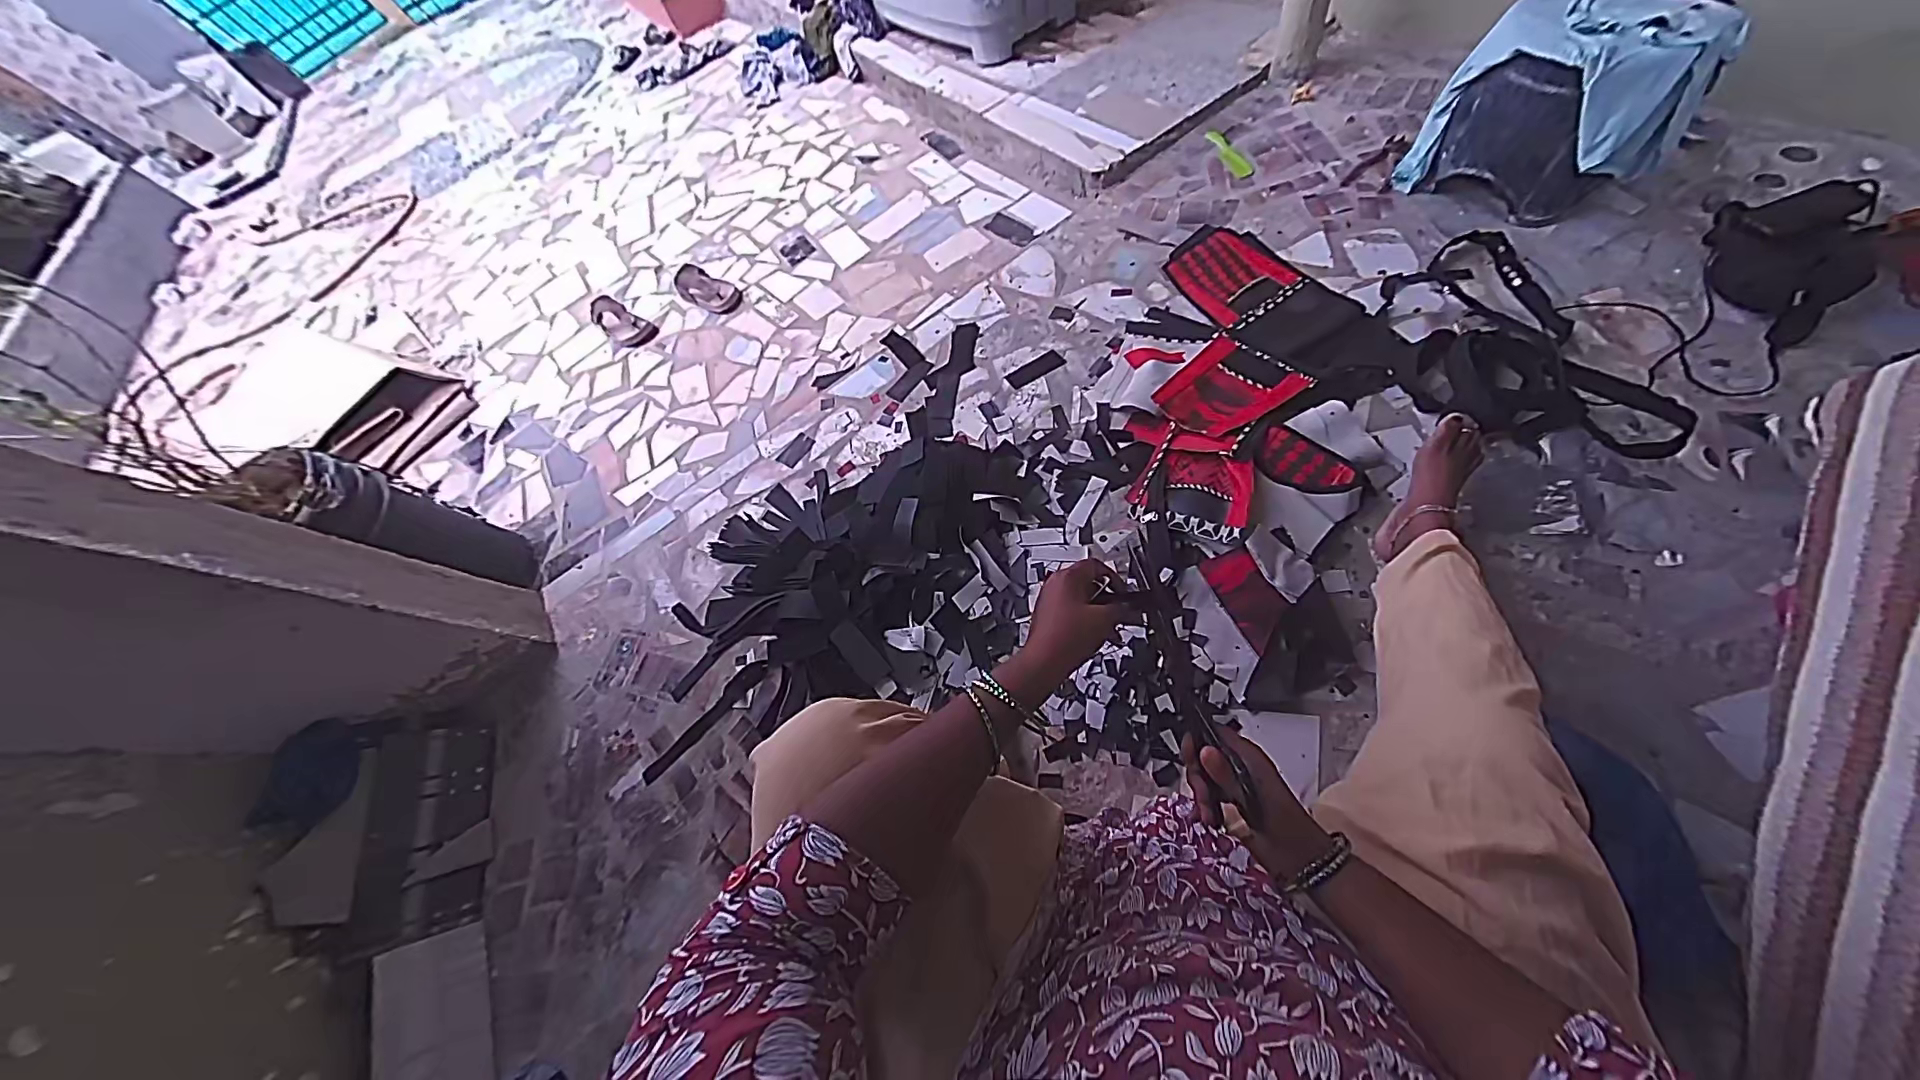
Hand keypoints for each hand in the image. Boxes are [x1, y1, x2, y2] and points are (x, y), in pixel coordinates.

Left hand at [997, 560, 1129, 697]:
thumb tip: (1126, 606)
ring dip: (1098, 612)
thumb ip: (1120, 607)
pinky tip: (1096, 635)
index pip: (1096, 565)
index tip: (1124, 592)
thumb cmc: (1065, 638)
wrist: (1045, 661)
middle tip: (1119, 611)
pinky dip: (1085, 620)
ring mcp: (1049, 600)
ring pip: (1081, 600)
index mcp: (1067, 577)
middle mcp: (1055, 585)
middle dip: (1107, 599)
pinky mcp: (1047, 616)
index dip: (1115, 578)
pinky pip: (1071, 612)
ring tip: (1110, 628)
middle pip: (1088, 583)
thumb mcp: (1105, 619)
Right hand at [1183, 726, 1335, 880]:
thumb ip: (1227, 775)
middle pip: (1206, 757)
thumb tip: (1205, 750)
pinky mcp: (1234, 804)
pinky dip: (1205, 806)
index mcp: (1251, 759)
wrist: (1302, 862)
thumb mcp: (1253, 801)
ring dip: (1201, 795)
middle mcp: (1243, 768)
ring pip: (1205, 778)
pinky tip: (1210, 818)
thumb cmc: (1288, 830)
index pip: (1217, 735)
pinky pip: (1210, 796)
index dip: (1199, 741)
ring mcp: (1238, 786)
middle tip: (1202, 793)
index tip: (1189, 757)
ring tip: (1208, 812)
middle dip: (1198, 775)